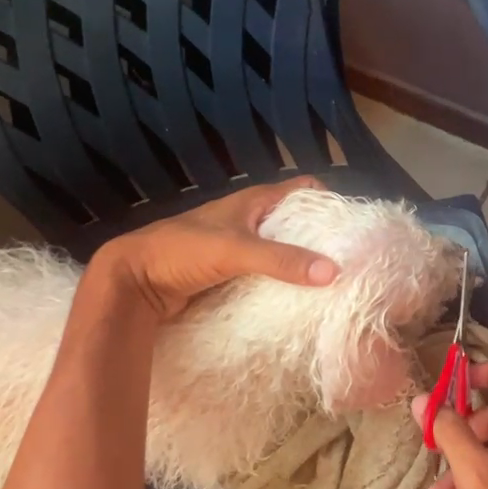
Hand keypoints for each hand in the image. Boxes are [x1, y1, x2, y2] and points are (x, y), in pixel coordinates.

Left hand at [87, 177, 338, 319]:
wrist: (133, 280)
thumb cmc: (182, 251)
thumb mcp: (236, 250)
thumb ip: (282, 260)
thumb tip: (334, 272)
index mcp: (252, 201)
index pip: (301, 190)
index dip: (327, 200)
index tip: (353, 223)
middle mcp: (249, 220)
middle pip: (294, 222)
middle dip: (320, 237)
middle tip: (351, 258)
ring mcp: (238, 248)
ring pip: (280, 251)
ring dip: (300, 263)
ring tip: (332, 282)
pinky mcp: (229, 273)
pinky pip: (264, 274)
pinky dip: (281, 282)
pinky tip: (298, 298)